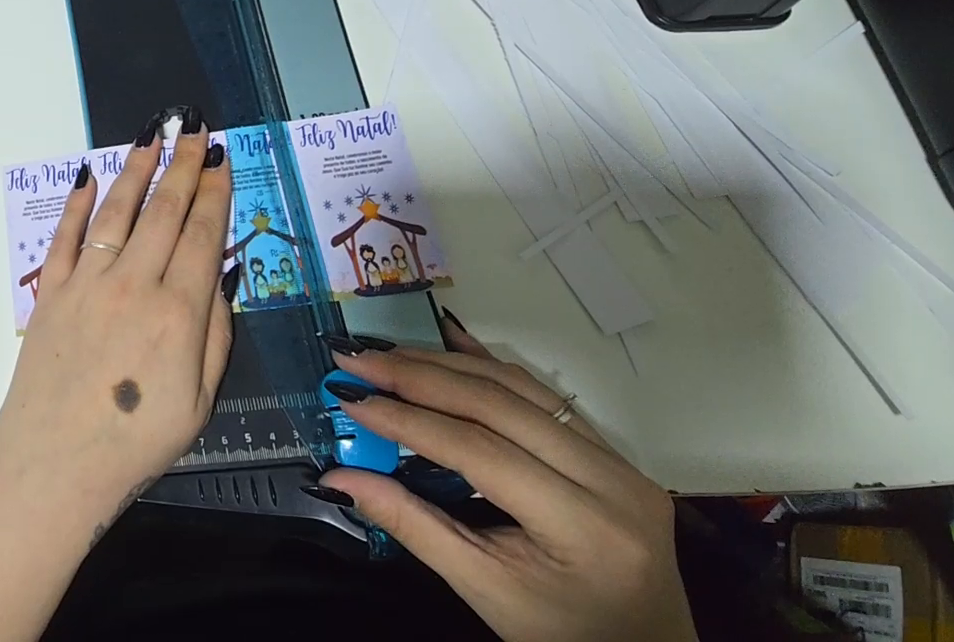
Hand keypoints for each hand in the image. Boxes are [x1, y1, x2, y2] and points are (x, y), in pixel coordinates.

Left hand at [0, 108, 234, 543]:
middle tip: (195, 127)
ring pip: (116, 212)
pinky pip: (66, 237)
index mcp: (177, 312)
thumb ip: (214, 332)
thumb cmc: (134, 443)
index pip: (202, 234)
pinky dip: (78, 204)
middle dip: (182, 165)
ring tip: (151, 136)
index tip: (222, 158)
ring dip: (136, 169)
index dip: (214, 192)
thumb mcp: (200, 401)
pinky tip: (87, 177)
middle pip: (163, 211)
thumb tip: (220, 273)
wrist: (53, 465)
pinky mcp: (50, 292)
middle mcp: (133, 284)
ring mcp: (87, 283)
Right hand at [319, 317, 696, 641]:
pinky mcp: (611, 450)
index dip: (407, 420)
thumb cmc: (561, 635)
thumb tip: (334, 480)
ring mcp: (618, 460)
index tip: (349, 398)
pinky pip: (539, 394)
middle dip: (416, 376)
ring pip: (517, 387)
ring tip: (384, 354)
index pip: (479, 450)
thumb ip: (409, 524)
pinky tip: (444, 341)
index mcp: (585, 526)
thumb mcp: (482, 589)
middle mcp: (613, 480)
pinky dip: (484, 365)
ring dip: (443, 364)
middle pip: (497, 404)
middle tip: (355, 360)